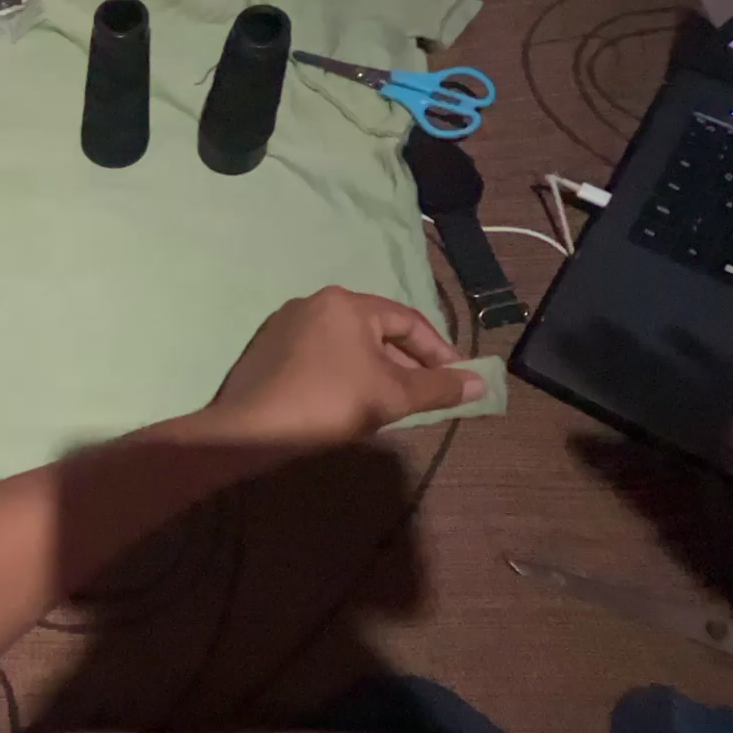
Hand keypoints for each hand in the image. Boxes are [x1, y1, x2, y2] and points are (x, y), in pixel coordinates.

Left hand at [203, 286, 483, 445]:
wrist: (251, 429)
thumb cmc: (328, 402)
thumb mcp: (392, 395)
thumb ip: (439, 387)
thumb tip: (480, 382)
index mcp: (345, 303)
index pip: (408, 320)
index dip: (439, 352)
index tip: (457, 381)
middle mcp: (312, 303)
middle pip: (375, 330)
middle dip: (405, 363)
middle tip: (426, 395)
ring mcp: (284, 325)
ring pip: (346, 345)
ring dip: (375, 371)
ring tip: (392, 403)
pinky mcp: (267, 350)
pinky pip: (319, 356)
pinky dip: (343, 374)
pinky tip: (349, 402)